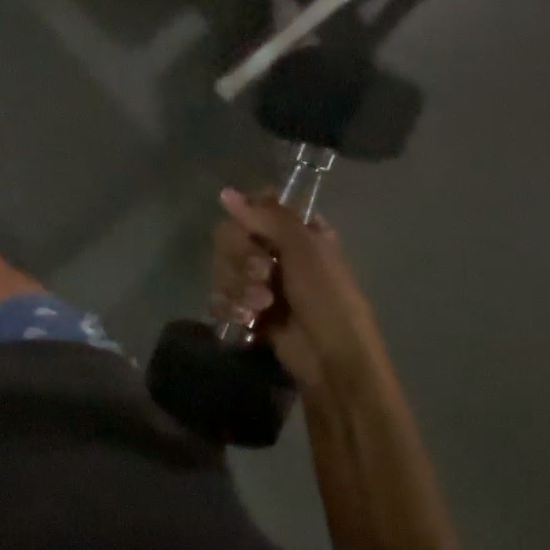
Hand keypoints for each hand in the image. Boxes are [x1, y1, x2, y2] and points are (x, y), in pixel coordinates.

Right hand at [210, 187, 380, 387]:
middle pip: (232, 237)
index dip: (248, 218)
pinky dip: (230, 307)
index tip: (253, 231)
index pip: (256, 208)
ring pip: (223, 268)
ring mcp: (259, 282)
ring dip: (238, 288)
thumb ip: (266, 216)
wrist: (329, 356)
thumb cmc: (327, 297)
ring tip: (260, 306)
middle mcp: (276, 253)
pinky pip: (219, 297)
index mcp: (297, 232)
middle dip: (241, 259)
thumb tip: (225, 193)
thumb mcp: (304, 248)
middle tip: (263, 275)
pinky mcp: (246, 309)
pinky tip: (246, 319)